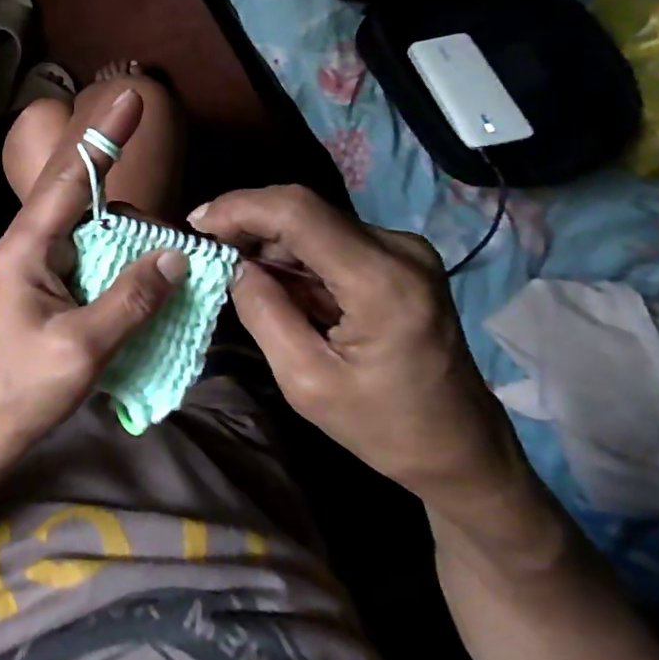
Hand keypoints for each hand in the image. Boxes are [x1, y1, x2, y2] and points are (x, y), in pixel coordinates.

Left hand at [0, 88, 189, 469]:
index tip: (131, 96)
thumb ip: (131, 299)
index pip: (68, 180)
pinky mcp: (60, 283)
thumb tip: (175, 256)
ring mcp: (47, 262)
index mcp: (27, 247)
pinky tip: (155, 277)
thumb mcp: (84, 345)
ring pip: (99, 230)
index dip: (102, 137)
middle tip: (177, 241)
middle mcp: (35, 244)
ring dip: (137, 239)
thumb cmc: (29, 385)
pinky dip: (129, 260)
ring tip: (173, 264)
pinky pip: (100, 256)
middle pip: (89, 201)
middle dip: (135, 209)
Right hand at [190, 187, 528, 513]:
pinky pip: (328, 239)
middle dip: (247, 223)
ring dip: (266, 241)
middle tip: (207, 251)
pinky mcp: (397, 260)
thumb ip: (262, 313)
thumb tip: (230, 264)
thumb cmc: (385, 428)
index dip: (239, 208)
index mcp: (382, 281)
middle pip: (303, 209)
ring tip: (235, 274)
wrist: (463, 451)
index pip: (298, 212)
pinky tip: (273, 283)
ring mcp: (403, 252)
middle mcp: (398, 250)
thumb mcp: (306, 380)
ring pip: (312, 222)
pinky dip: (291, 254)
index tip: (195, 224)